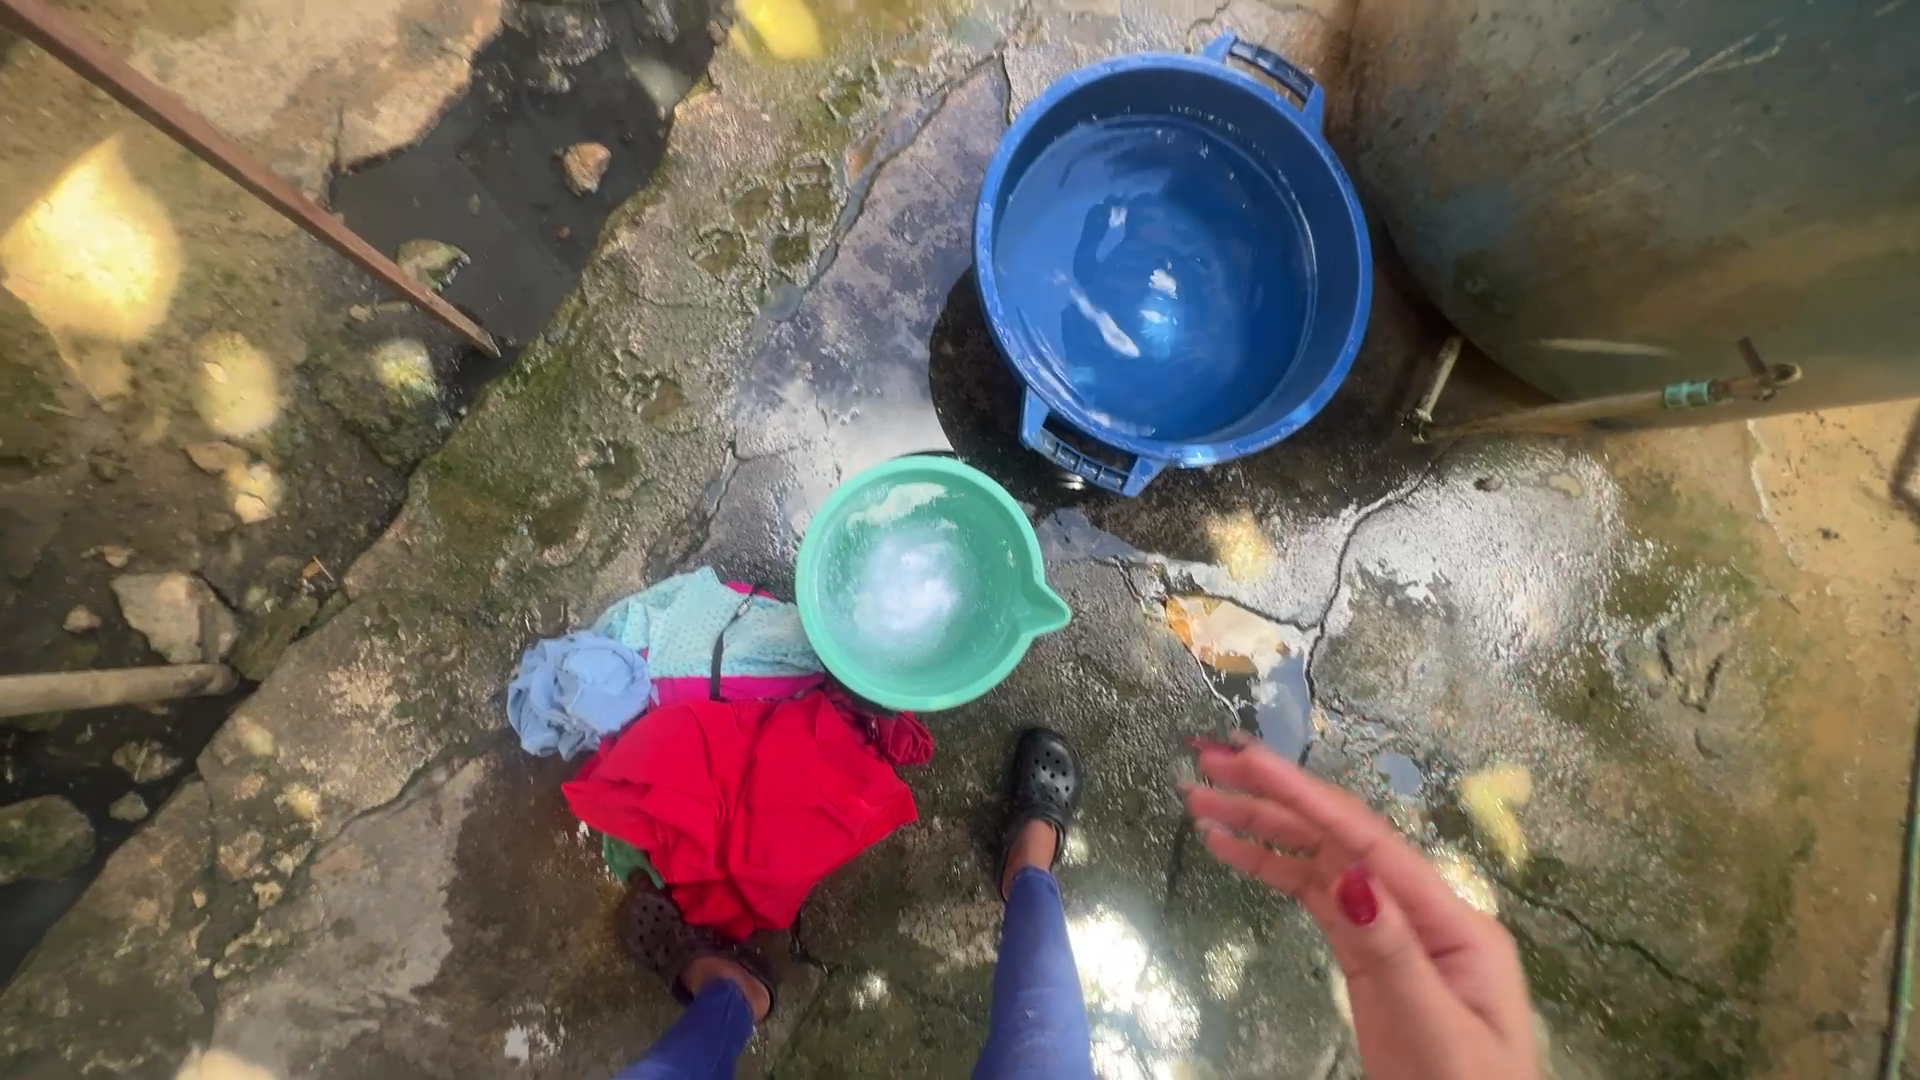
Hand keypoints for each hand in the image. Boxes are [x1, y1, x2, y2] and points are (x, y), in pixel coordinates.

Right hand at [1183, 733, 1537, 1079]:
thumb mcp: (1434, 1032)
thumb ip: (1391, 951)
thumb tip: (1346, 874)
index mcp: (1450, 917)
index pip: (1365, 838)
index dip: (1303, 793)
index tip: (1247, 759)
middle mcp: (1417, 905)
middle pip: (1335, 834)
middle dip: (1270, 795)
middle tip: (1207, 763)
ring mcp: (1389, 922)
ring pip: (1315, 856)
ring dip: (1258, 825)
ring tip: (1199, 803)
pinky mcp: (1362, 943)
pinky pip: (1310, 891)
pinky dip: (1268, 866)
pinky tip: (1228, 848)